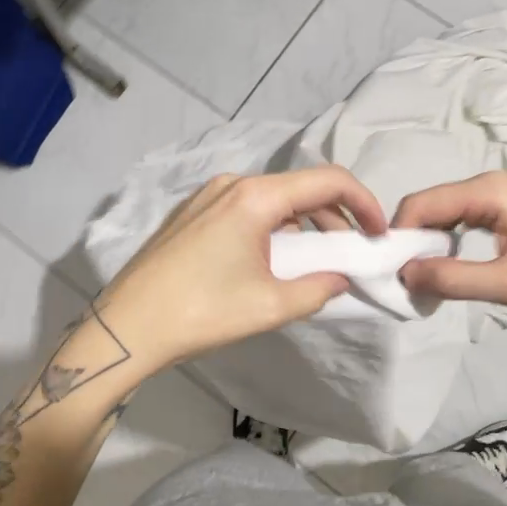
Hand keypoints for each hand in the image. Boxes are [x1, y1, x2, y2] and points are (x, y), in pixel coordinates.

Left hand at [97, 166, 387, 368]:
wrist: (127, 325)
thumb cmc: (201, 313)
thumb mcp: (270, 306)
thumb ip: (318, 288)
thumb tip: (341, 277)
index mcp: (256, 196)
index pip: (328, 180)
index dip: (363, 202)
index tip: (379, 233)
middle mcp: (232, 183)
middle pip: (299, 188)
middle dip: (334, 217)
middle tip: (350, 254)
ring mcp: (207, 195)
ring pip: (272, 199)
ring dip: (302, 224)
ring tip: (314, 262)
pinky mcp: (191, 212)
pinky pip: (246, 208)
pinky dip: (272, 227)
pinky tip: (272, 259)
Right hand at [392, 171, 506, 318]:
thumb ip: (453, 279)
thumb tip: (404, 275)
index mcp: (487, 190)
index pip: (421, 203)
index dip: (399, 234)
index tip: (390, 270)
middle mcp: (488, 184)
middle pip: (429, 206)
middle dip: (411, 240)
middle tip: (405, 279)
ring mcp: (498, 197)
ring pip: (443, 215)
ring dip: (428, 244)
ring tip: (424, 278)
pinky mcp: (505, 213)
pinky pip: (461, 222)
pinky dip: (447, 244)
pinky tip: (448, 269)